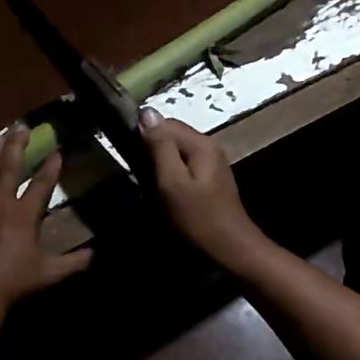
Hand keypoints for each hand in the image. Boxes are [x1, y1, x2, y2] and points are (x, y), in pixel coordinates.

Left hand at [0, 126, 91, 308]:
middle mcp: (1, 203)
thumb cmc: (15, 281)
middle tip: (21, 126)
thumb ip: (74, 262)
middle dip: (18, 145)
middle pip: (10, 167)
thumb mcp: (51, 272)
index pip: (42, 183)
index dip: (51, 166)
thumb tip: (95, 254)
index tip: (57, 150)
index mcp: (25, 214)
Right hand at [139, 108, 268, 267]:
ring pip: (178, 150)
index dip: (144, 133)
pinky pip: (185, 164)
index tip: (129, 154)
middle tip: (138, 171)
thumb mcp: (172, 182)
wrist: (230, 247)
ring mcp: (213, 162)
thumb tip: (147, 112)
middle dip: (153, 147)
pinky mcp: (211, 178)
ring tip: (148, 181)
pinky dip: (171, 171)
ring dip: (161, 161)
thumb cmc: (198, 217)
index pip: (166, 122)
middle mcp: (210, 145)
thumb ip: (160, 146)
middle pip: (173, 134)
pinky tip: (165, 189)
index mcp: (201, 143)